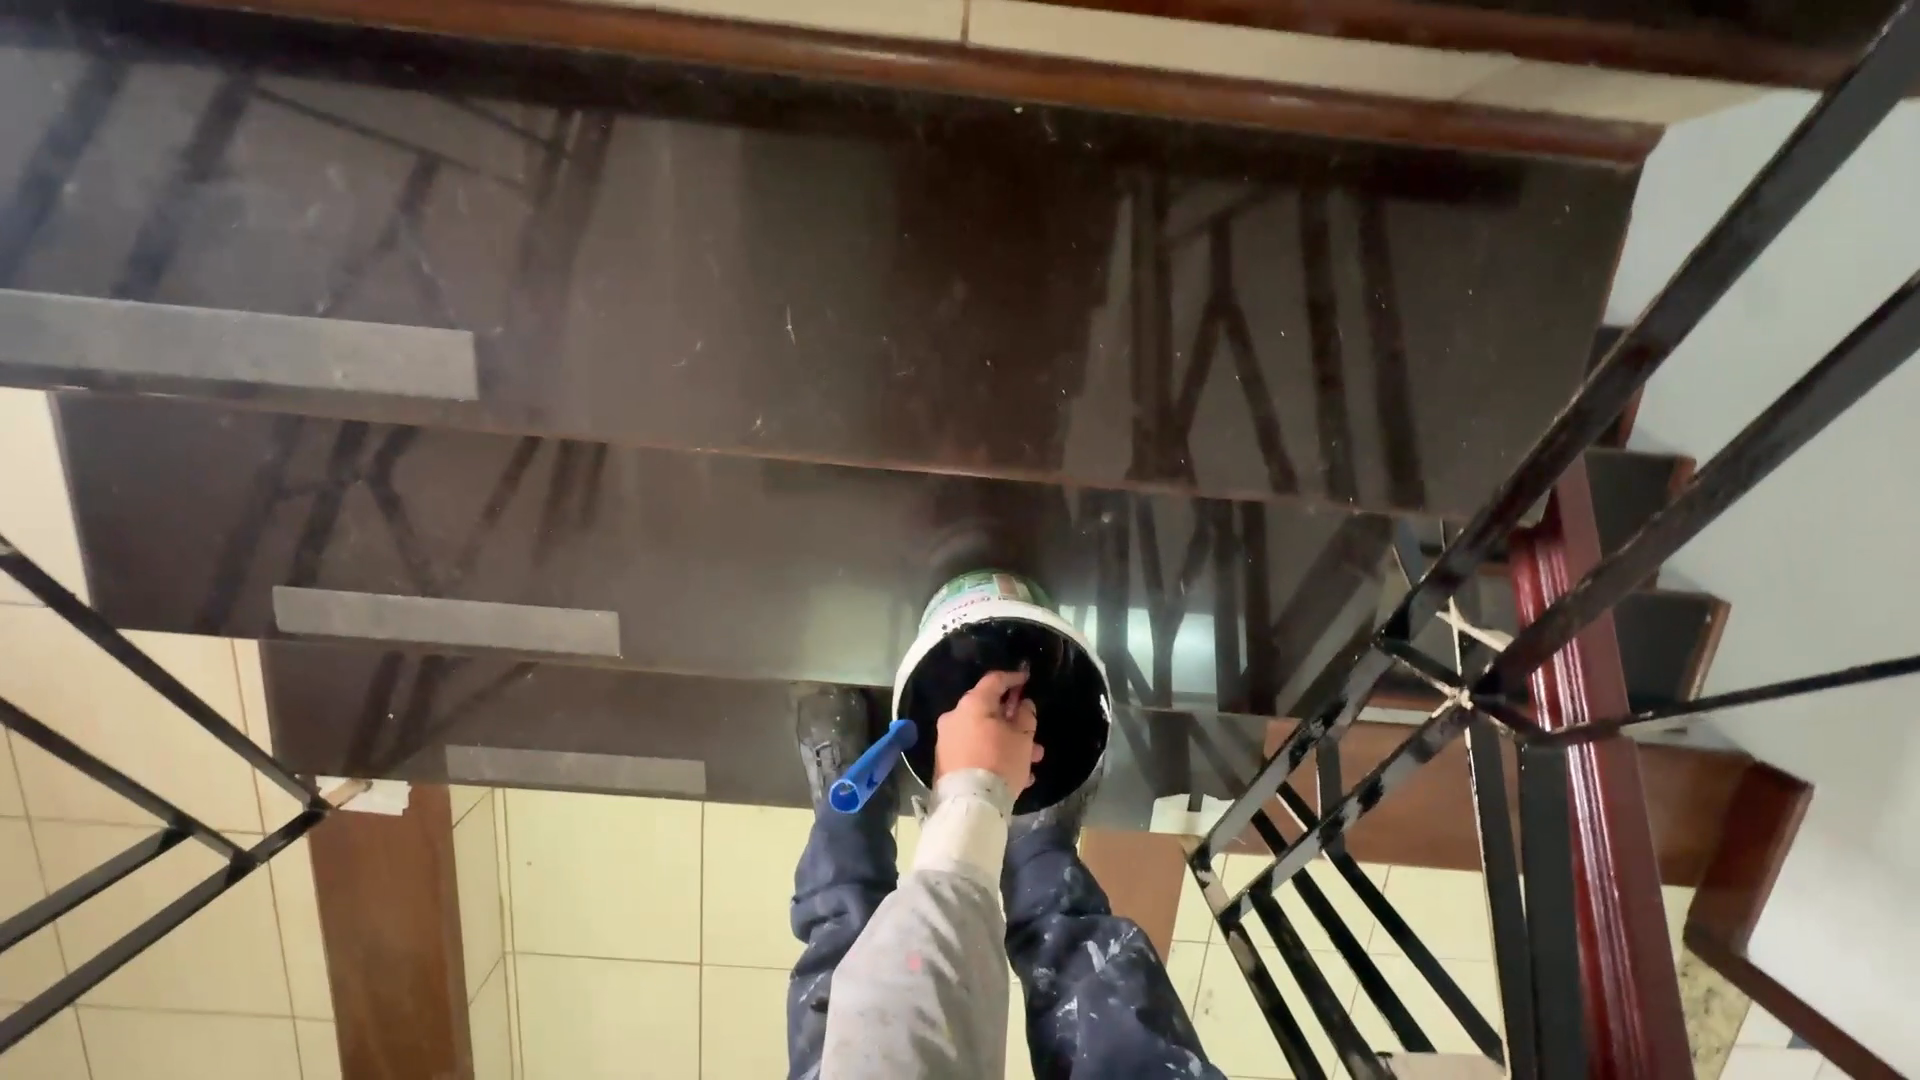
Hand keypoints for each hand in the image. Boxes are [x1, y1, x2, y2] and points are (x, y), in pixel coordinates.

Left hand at [934, 669, 1044, 792]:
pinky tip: (1015, 775)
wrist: (970, 804)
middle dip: (1013, 722)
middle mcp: (954, 717)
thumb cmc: (1000, 763)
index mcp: (972, 704)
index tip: (1026, 680)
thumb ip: (1025, 716)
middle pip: (987, 710)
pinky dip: (992, 756)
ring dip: (1006, 743)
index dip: (1013, 678)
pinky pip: (974, 751)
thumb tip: (1022, 705)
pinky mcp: (945, 761)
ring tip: (1031, 761)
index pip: (994, 680)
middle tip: (1032, 734)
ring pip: (983, 734)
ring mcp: (947, 740)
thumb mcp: (1023, 739)